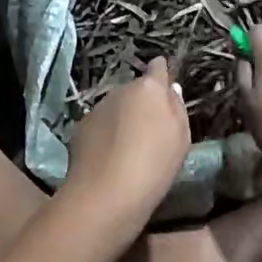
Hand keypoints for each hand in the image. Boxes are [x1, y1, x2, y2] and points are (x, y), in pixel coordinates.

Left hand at [66, 58, 189, 222]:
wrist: (105, 194)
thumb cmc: (154, 166)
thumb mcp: (180, 139)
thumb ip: (177, 108)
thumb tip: (171, 89)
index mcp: (149, 88)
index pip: (157, 67)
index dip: (162, 72)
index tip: (165, 82)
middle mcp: (121, 90)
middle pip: (136, 90)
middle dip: (142, 103)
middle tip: (150, 129)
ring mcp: (98, 107)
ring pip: (116, 107)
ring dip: (123, 118)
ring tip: (130, 148)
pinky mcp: (81, 126)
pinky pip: (101, 124)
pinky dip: (106, 134)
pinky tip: (111, 157)